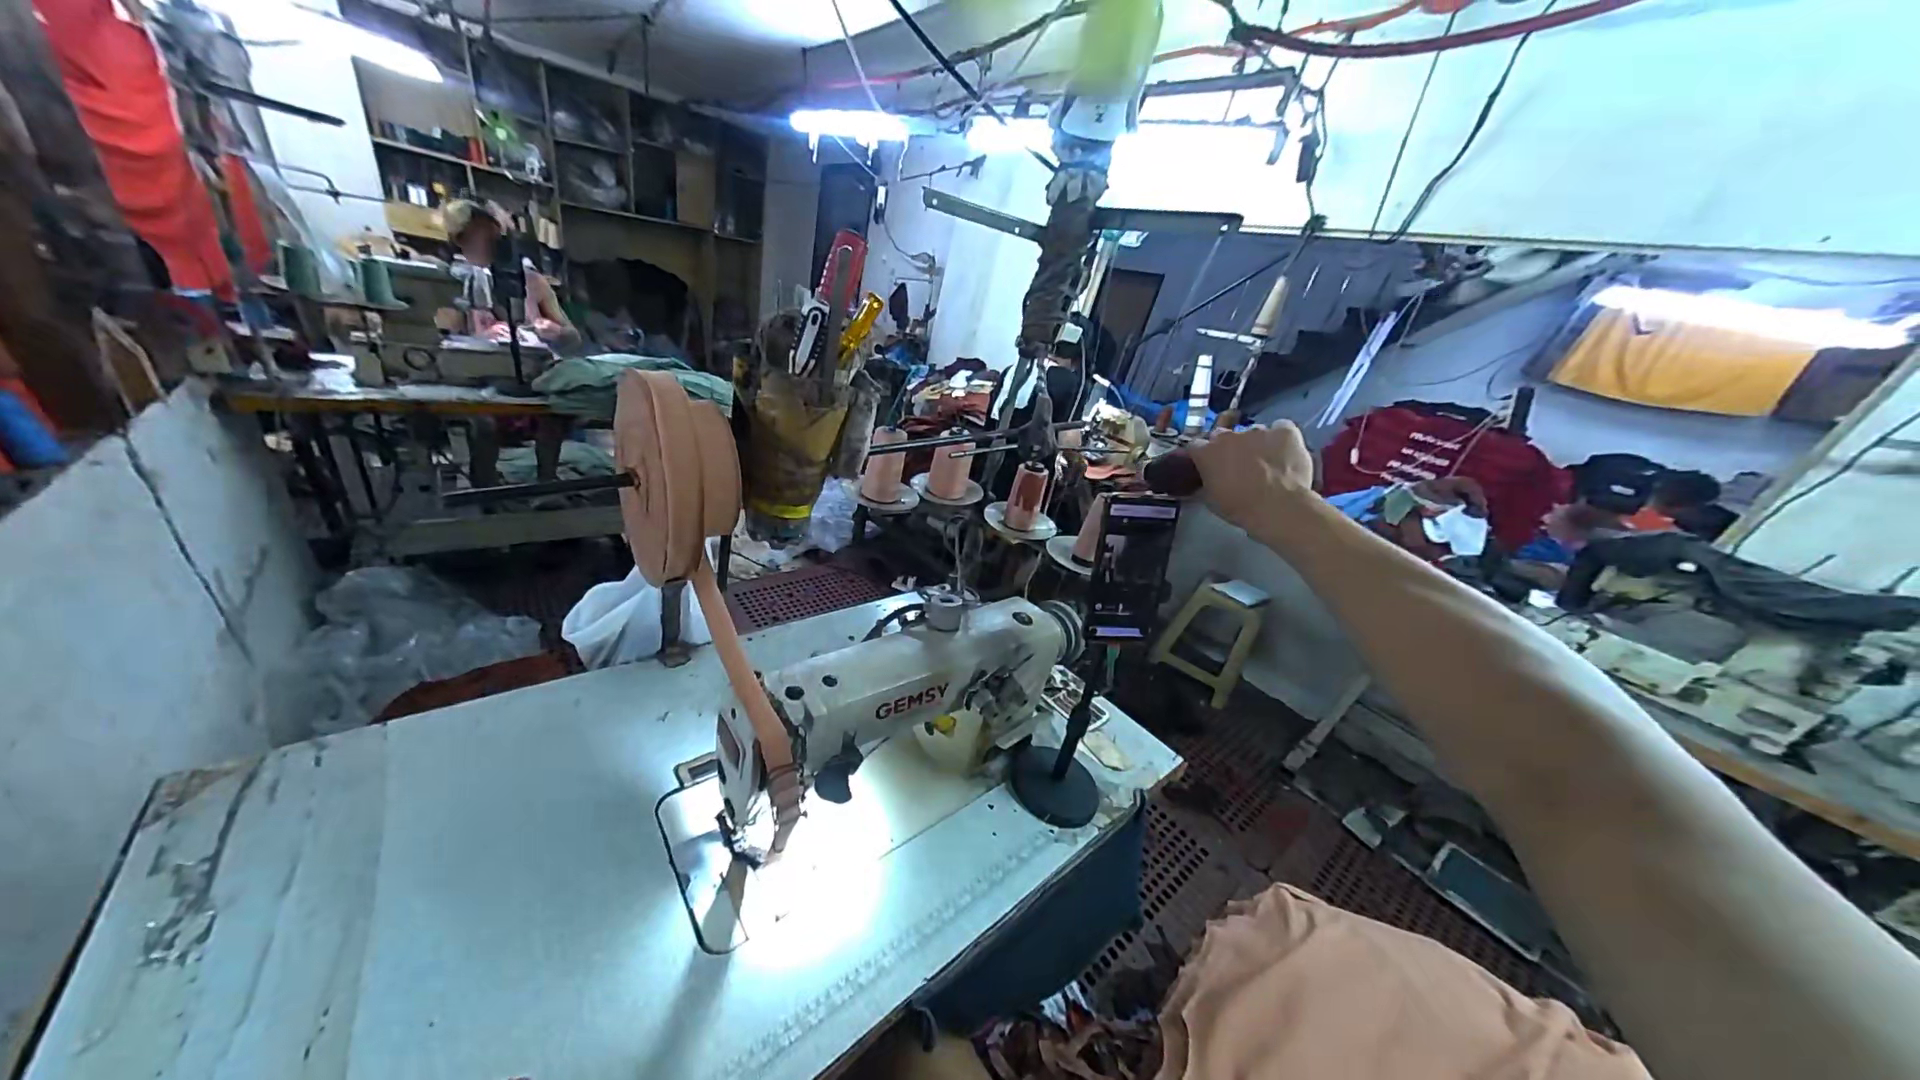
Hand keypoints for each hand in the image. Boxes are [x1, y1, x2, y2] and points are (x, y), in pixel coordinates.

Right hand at [1188, 421, 1313, 530]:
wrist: (1281, 508)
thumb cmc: (1241, 508)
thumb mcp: (1211, 500)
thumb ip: (1206, 480)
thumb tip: (1208, 477)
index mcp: (1206, 452)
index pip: (1196, 446)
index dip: (1204, 456)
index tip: (1210, 466)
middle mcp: (1228, 435)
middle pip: (1223, 435)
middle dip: (1228, 447)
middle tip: (1238, 465)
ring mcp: (1257, 430)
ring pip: (1253, 433)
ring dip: (1255, 444)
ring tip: (1267, 463)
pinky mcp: (1284, 430)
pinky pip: (1281, 429)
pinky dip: (1281, 439)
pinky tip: (1286, 454)